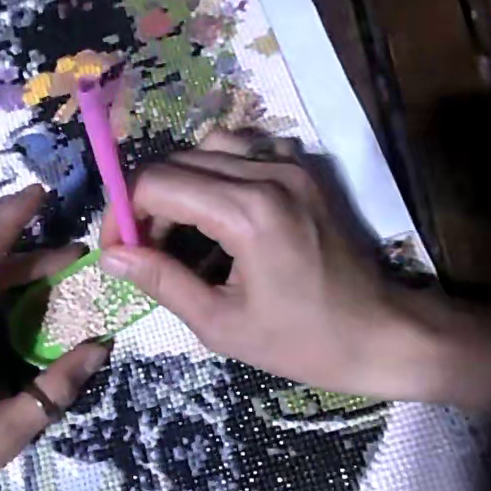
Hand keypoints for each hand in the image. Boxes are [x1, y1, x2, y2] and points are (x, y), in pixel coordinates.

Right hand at [97, 133, 428, 398]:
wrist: (380, 333)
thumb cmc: (301, 342)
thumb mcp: (221, 324)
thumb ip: (162, 281)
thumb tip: (111, 255)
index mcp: (246, 213)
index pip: (155, 183)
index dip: (123, 214)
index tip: (119, 252)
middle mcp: (268, 172)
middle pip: (177, 161)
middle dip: (147, 202)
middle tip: (145, 250)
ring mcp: (292, 165)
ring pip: (209, 147)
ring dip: (182, 183)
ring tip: (181, 230)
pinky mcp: (307, 170)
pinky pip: (248, 148)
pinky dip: (221, 170)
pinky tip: (224, 209)